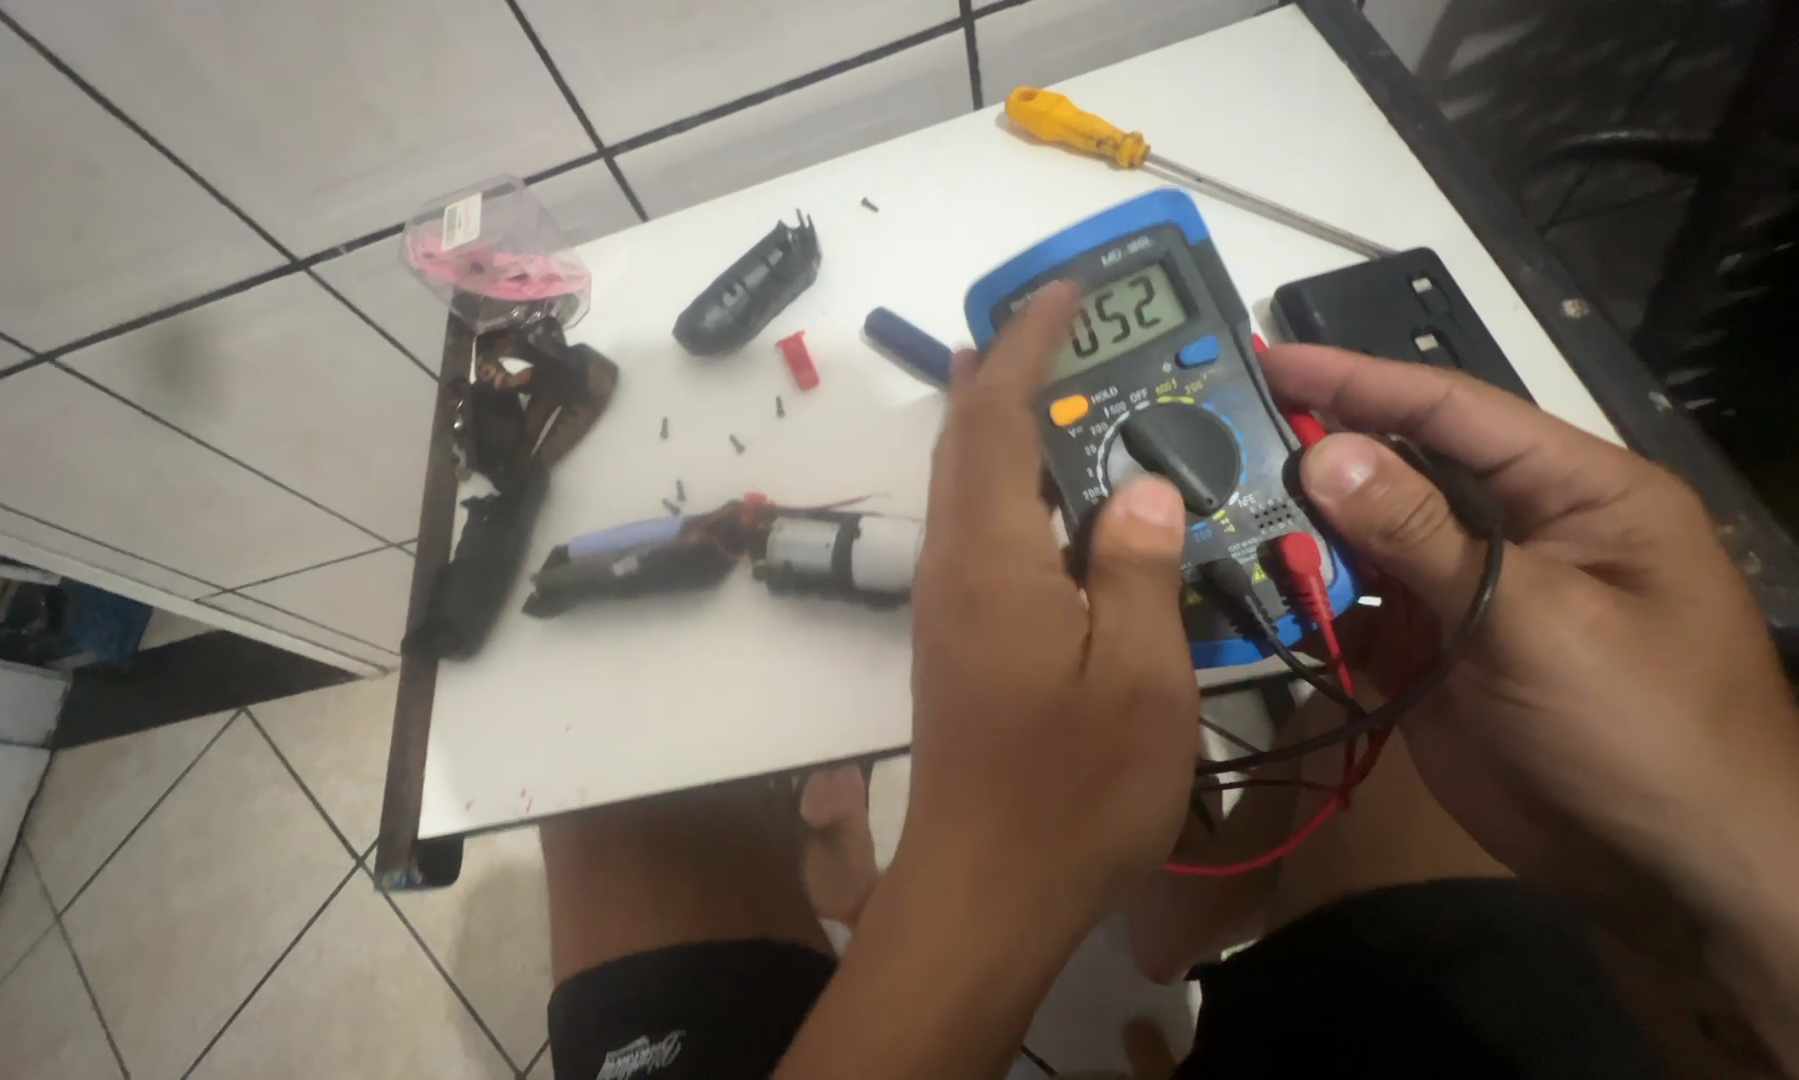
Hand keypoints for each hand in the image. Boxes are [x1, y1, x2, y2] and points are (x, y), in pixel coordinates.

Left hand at [904, 282, 1201, 911]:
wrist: (986, 881)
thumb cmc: (1071, 788)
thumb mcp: (1140, 680)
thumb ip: (1137, 570)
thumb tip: (1138, 487)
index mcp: (993, 558)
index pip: (998, 418)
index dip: (1024, 346)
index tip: (1058, 293)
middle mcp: (953, 565)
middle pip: (963, 440)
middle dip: (1000, 371)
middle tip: (1057, 329)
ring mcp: (945, 601)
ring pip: (962, 484)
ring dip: (999, 426)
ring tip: (1058, 391)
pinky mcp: (953, 634)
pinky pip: (974, 531)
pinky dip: (1006, 487)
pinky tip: (1055, 501)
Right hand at [1261, 344, 1798, 911]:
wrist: (1659, 871)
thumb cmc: (1638, 727)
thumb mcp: (1533, 618)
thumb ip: (1424, 534)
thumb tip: (1323, 453)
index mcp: (1570, 492)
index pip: (1450, 412)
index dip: (1359, 380)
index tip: (1271, 360)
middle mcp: (1507, 526)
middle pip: (1392, 469)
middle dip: (1311, 454)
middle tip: (1220, 435)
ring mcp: (1457, 587)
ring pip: (1359, 536)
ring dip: (1296, 530)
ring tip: (1217, 512)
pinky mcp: (1417, 643)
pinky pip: (1346, 602)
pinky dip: (1301, 599)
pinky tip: (1253, 592)